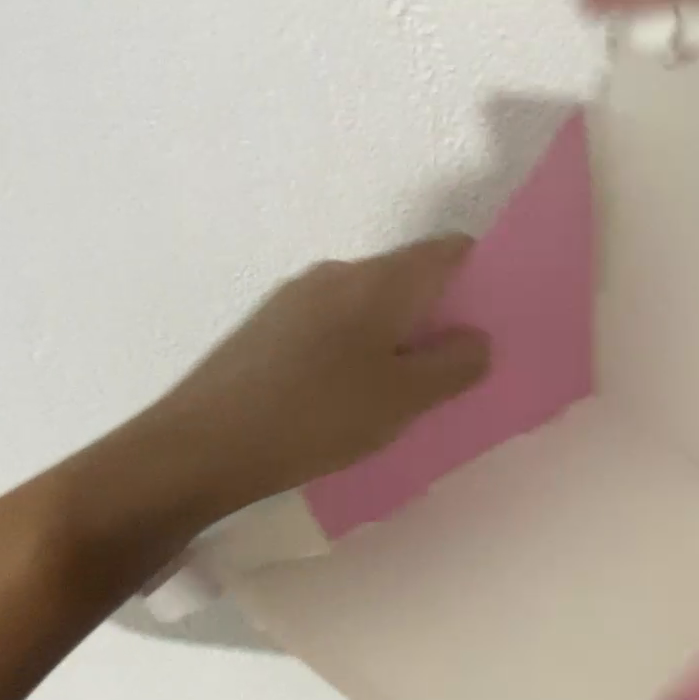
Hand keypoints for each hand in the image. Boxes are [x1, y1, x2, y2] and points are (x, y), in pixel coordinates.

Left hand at [144, 236, 489, 512]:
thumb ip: (456, 364)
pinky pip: (343, 323)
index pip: (448, 250)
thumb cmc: (317, 416)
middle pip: (412, 277)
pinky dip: (369, 346)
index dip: (484, 273)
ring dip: (406, 334)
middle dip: (447, 313)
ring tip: (416, 386)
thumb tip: (477, 338)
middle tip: (467, 364)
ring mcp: (298, 298)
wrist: (198, 449)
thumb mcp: (407, 398)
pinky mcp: (272, 327)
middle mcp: (338, 274)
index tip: (501, 316)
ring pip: (376, 304)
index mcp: (378, 282)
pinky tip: (363, 392)